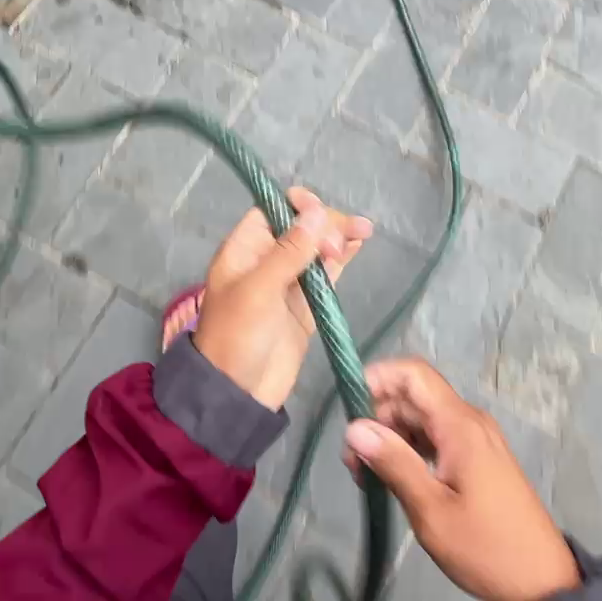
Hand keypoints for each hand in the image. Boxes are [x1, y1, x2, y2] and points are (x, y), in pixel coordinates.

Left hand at [193, 187, 371, 409]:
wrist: (239, 395)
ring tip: (364, 230)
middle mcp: (266, 260)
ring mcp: (288, 282)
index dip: (297, 206)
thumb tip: (317, 212)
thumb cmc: (238, 337)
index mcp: (244, 250)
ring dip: (338, 236)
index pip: (272, 211)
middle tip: (338, 245)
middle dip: (323, 225)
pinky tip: (358, 245)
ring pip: (317, 247)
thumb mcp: (258, 290)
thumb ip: (290, 252)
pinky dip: (342, 257)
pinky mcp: (306, 303)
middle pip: (300, 227)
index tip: (321, 213)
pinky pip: (327, 273)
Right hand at [343, 359, 579, 600]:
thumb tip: (353, 427)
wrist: (541, 581)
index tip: (348, 406)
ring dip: (392, 436)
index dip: (378, 377)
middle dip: (378, 417)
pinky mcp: (477, 458)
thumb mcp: (431, 510)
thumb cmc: (485, 545)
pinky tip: (394, 476)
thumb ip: (393, 463)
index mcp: (459, 424)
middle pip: (414, 397)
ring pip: (423, 419)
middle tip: (352, 460)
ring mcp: (475, 438)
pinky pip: (437, 437)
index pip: (414, 374)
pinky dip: (411, 449)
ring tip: (367, 474)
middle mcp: (468, 420)